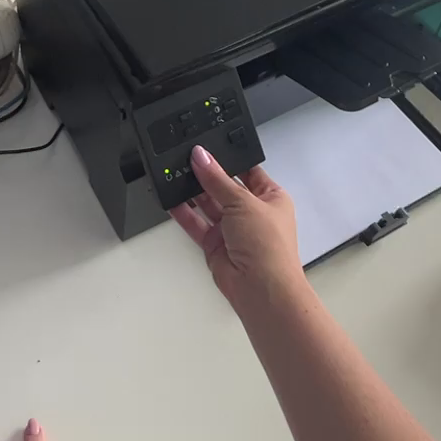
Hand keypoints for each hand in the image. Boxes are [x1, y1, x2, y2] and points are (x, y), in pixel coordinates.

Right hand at [169, 145, 304, 312]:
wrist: (262, 292)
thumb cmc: (269, 247)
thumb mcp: (243, 202)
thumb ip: (217, 179)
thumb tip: (201, 157)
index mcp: (270, 197)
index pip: (247, 170)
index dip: (228, 159)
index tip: (207, 148)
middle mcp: (252, 213)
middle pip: (224, 186)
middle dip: (206, 175)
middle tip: (185, 159)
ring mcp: (232, 230)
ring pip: (208, 204)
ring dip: (193, 192)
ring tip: (174, 174)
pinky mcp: (215, 245)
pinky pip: (196, 224)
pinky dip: (183, 213)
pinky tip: (171, 200)